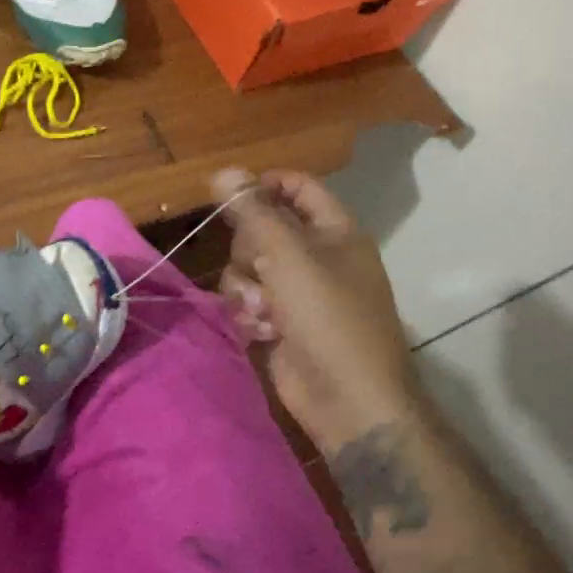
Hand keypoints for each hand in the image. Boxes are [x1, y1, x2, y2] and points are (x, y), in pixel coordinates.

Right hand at [213, 168, 419, 448]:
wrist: (349, 402)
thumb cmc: (327, 317)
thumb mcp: (287, 255)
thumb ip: (252, 211)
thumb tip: (223, 170)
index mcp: (335, 232)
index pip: (296, 187)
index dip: (263, 186)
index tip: (229, 198)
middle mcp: (317, 257)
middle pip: (261, 227)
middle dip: (248, 248)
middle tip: (260, 267)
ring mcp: (298, 292)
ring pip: (246, 266)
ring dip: (244, 286)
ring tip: (262, 310)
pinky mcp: (280, 322)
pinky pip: (246, 299)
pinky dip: (248, 313)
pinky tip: (259, 330)